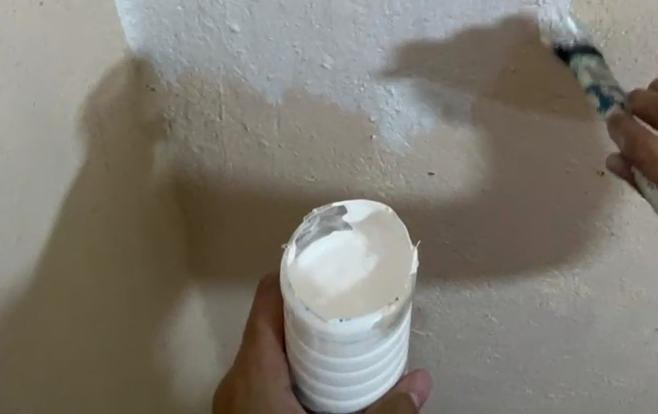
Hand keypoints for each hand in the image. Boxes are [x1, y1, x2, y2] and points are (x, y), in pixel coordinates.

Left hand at [213, 273, 432, 413]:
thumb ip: (384, 411)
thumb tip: (424, 382)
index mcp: (253, 370)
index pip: (268, 295)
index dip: (298, 270)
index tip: (331, 259)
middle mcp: (236, 380)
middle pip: (270, 321)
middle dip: (310, 307)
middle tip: (349, 296)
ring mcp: (234, 405)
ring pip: (266, 352)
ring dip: (300, 340)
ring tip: (340, 331)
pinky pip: (263, 379)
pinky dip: (290, 368)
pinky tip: (318, 377)